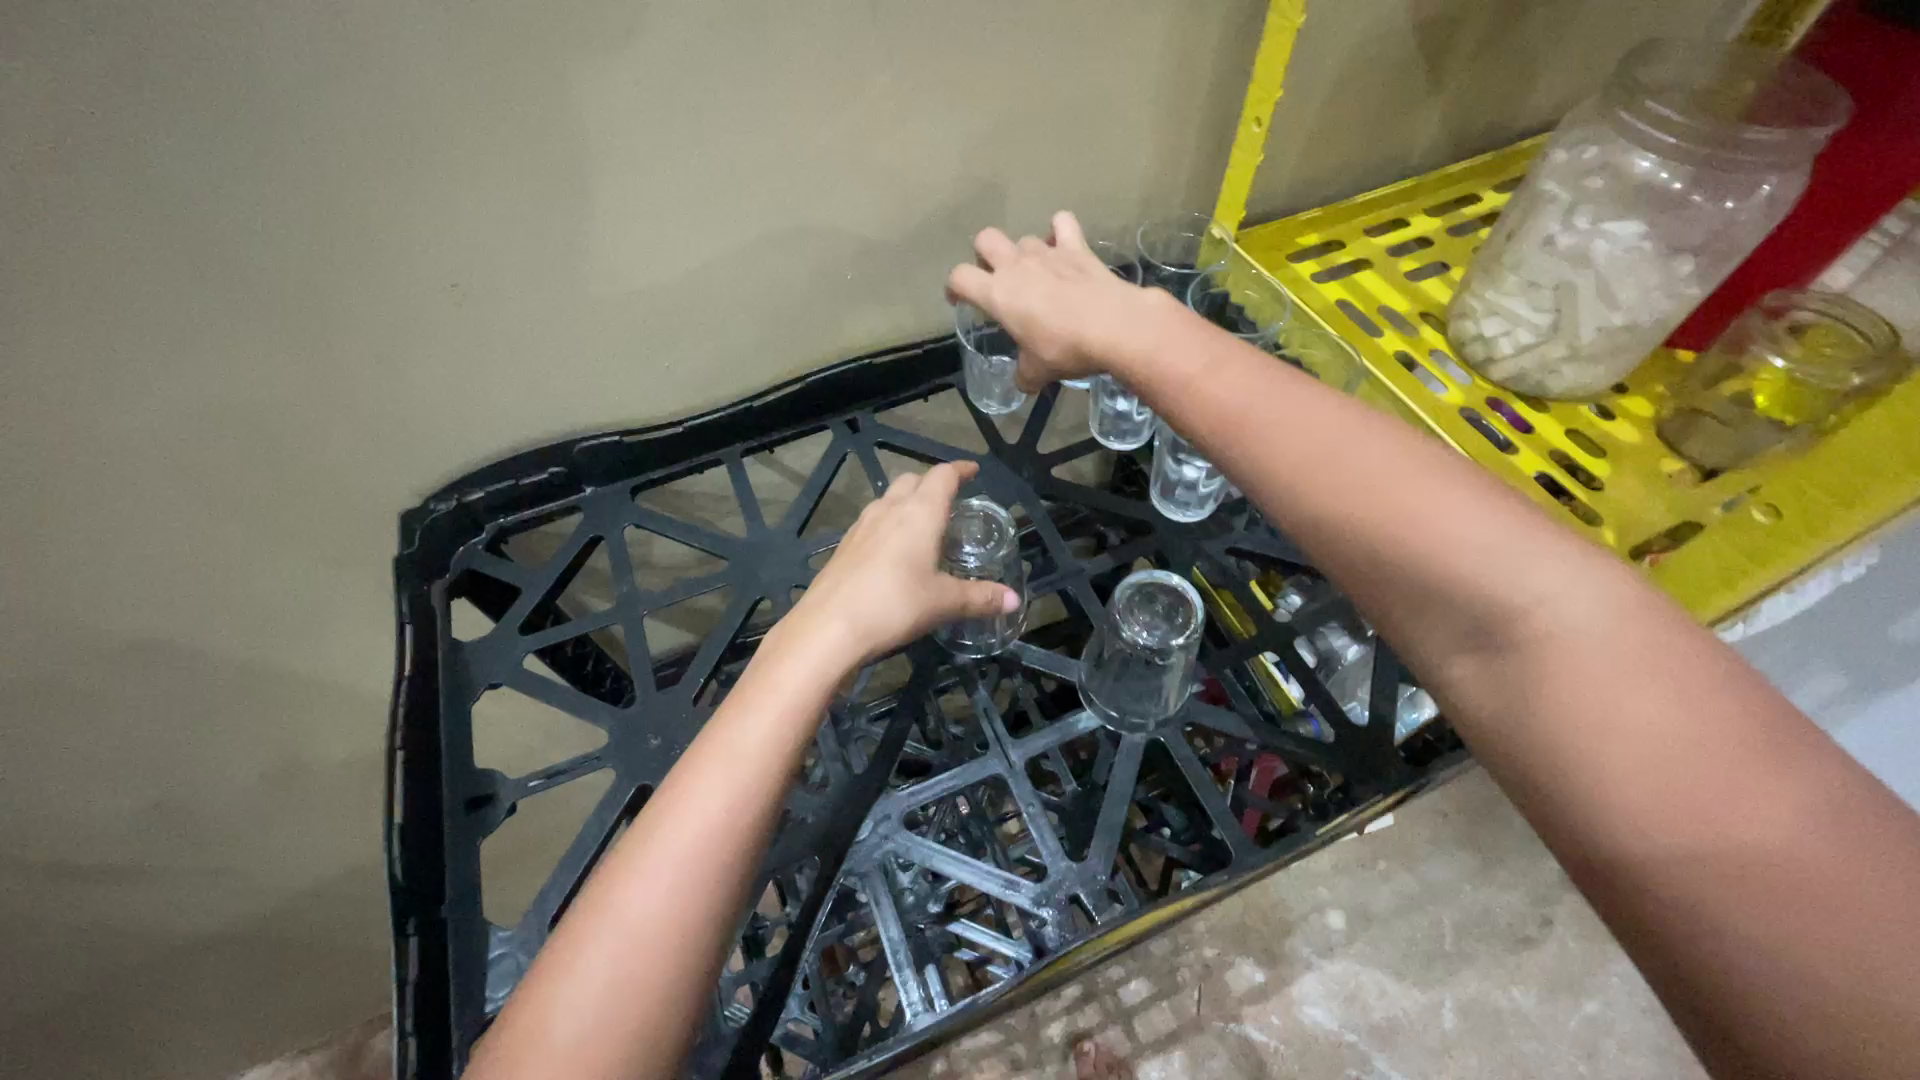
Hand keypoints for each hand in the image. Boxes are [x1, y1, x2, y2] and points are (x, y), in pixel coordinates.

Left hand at [784, 460, 1020, 668]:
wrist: (828, 628)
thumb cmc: (894, 605)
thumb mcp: (943, 603)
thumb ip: (979, 598)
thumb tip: (1012, 600)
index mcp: (919, 513)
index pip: (942, 476)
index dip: (960, 470)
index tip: (973, 471)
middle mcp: (889, 510)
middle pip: (912, 481)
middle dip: (931, 484)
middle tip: (949, 501)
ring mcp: (861, 526)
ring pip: (888, 499)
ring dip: (906, 502)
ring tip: (922, 524)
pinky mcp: (844, 546)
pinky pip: (872, 522)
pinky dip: (888, 524)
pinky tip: (892, 551)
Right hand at [946, 211, 1163, 392]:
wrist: (1112, 326)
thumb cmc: (1064, 349)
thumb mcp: (1037, 372)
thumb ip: (1024, 374)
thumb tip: (1023, 383)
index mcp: (997, 294)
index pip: (959, 278)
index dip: (954, 287)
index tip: (960, 300)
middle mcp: (1016, 266)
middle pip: (986, 239)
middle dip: (985, 255)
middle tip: (996, 277)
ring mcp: (1047, 253)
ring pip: (1024, 238)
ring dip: (1024, 252)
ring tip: (1036, 273)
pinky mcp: (1077, 248)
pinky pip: (1063, 223)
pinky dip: (1060, 230)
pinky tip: (1063, 245)